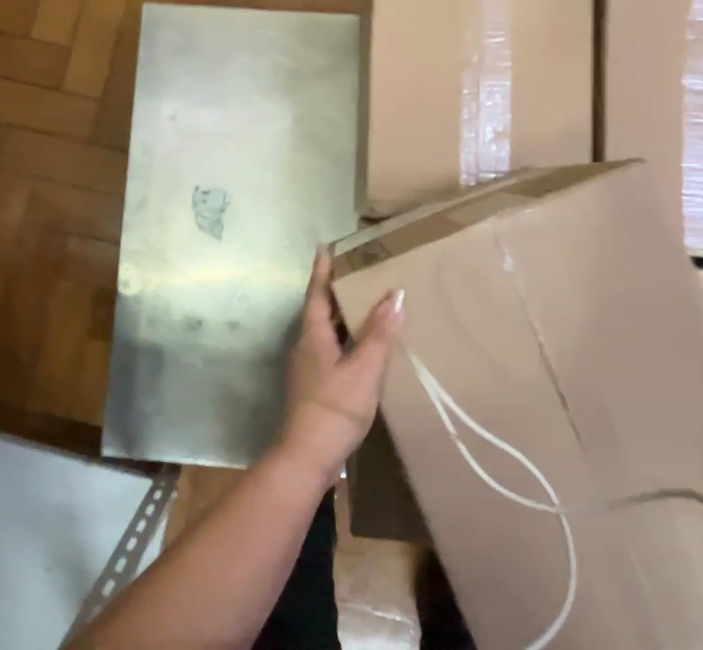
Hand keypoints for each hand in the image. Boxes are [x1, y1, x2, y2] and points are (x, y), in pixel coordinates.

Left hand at [277, 245, 403, 486]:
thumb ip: (379, 334)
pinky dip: (349, 339)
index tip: (327, 246)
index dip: (323, 269)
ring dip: (344, 315)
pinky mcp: (316, 386)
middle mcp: (306, 346)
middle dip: (337, 289)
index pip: (317, 292)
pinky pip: (334, 349)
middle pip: (322, 309)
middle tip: (360, 270)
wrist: (308, 457)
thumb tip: (395, 294)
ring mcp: (309, 368)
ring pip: (328, 331)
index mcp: (313, 335)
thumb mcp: (364, 369)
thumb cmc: (334, 408)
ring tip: (368, 302)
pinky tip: (366, 346)